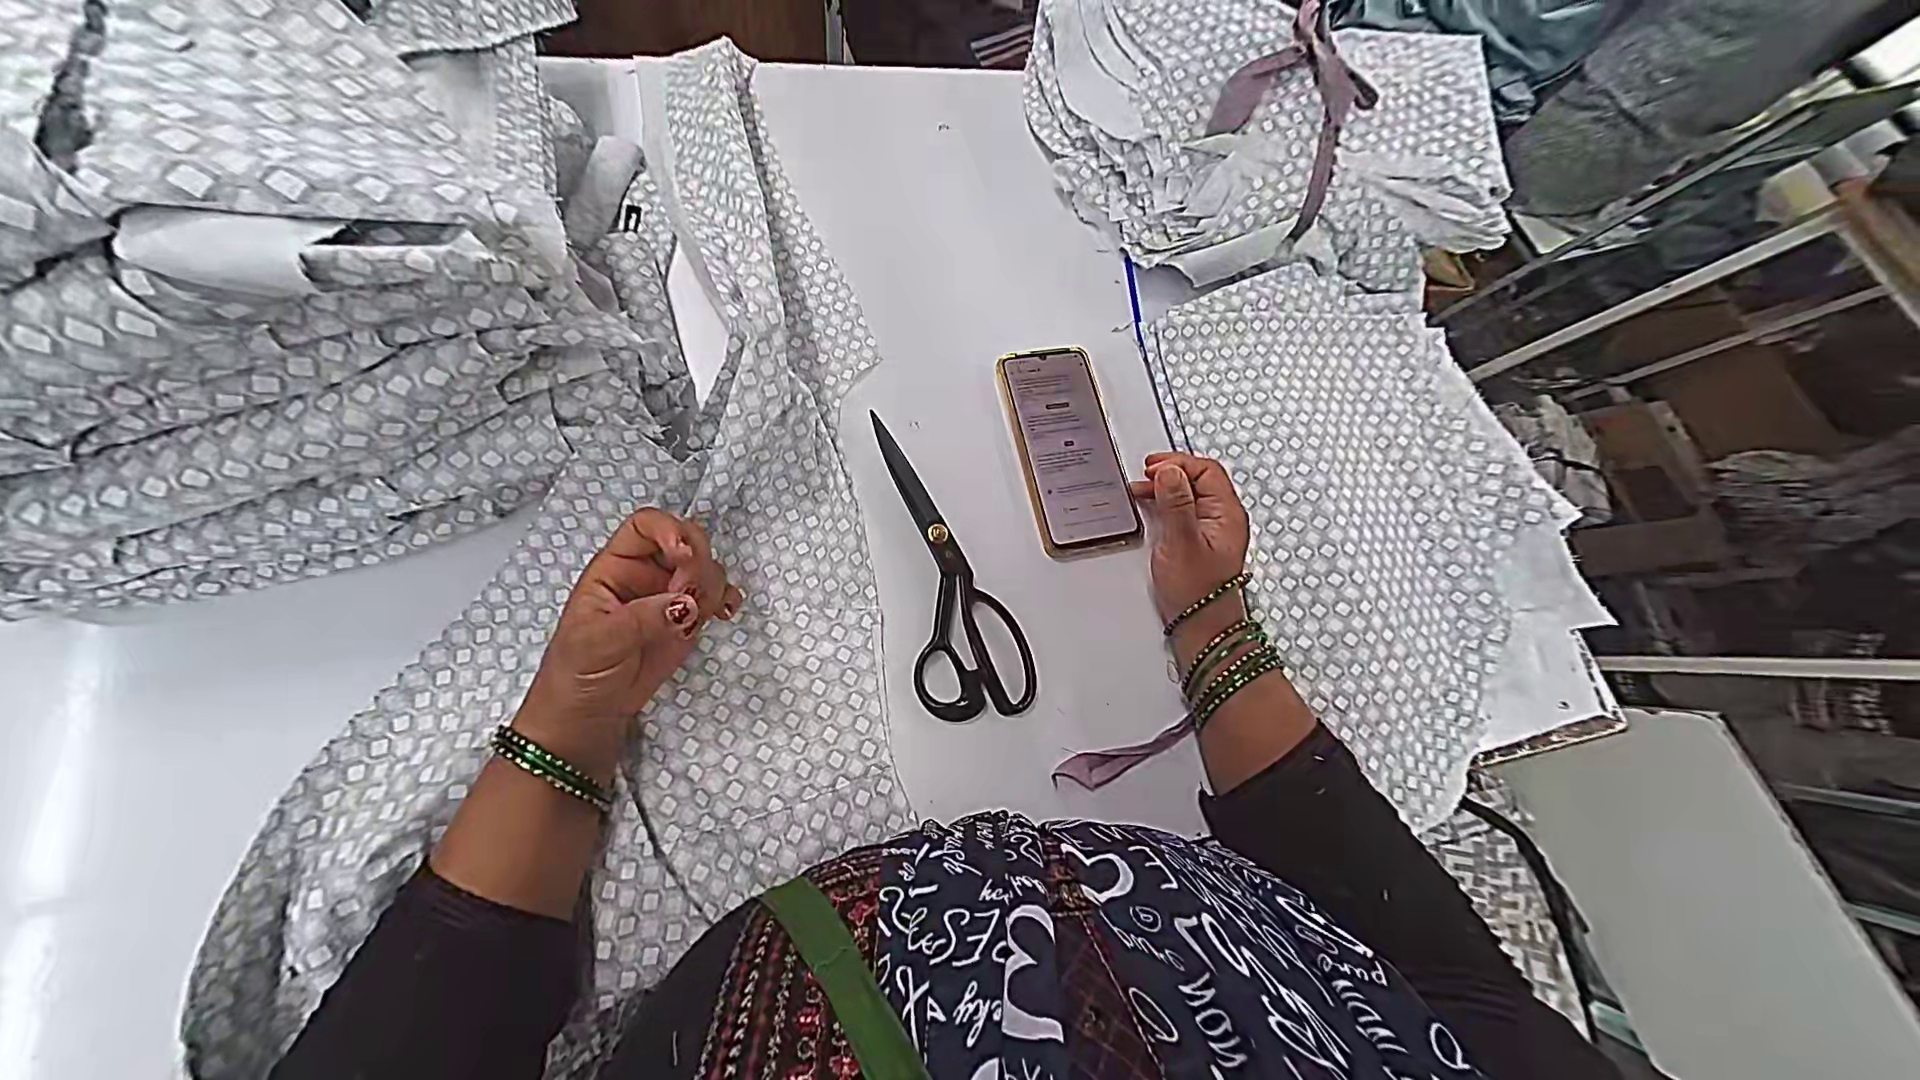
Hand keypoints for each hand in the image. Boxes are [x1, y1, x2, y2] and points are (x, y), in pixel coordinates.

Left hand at [511, 507, 745, 781]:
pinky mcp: (690, 618)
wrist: (589, 714)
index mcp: (615, 567)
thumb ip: (640, 619)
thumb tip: (685, 604)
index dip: (668, 530)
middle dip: (697, 563)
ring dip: (712, 587)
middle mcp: (646, 574)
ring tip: (692, 619)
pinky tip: (723, 615)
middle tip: (687, 594)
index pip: (645, 526)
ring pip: (708, 568)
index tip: (683, 554)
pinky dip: (728, 600)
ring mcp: (670, 595)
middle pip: (688, 540)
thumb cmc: (576, 674)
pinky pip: (720, 596)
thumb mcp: (596, 643)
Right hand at [1129, 453, 1250, 661]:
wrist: (1201, 626)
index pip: (1207, 471)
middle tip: (1146, 474)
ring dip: (1166, 488)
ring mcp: (1211, 531)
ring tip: (1142, 491)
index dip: (1179, 463)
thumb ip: (1176, 504)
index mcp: (1226, 514)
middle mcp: (1222, 519)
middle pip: (1199, 480)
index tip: (1154, 467)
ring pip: (1190, 495)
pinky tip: (1151, 509)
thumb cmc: (1197, 592)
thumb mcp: (1181, 542)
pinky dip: (1165, 504)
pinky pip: (1183, 512)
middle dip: (1171, 472)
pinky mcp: (1198, 542)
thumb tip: (1171, 472)